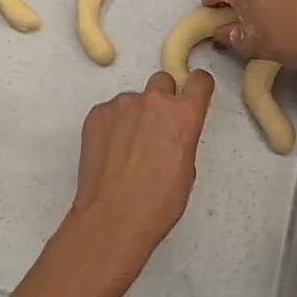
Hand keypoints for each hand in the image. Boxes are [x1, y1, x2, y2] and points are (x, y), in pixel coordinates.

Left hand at [67, 70, 214, 268]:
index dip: (197, 88)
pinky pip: (110, 112)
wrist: (112, 216)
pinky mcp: (97, 113)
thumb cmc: (159, 202)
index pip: (199, 80)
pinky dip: (112, 125)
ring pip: (133, 99)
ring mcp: (121, 104)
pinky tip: (110, 152)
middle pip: (162, 81)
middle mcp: (153, 101)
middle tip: (156, 126)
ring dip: (134, 115)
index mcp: (183, 115)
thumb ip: (183, 138)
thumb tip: (173, 133)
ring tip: (127, 149)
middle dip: (163, 98)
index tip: (193, 96)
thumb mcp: (187, 170)